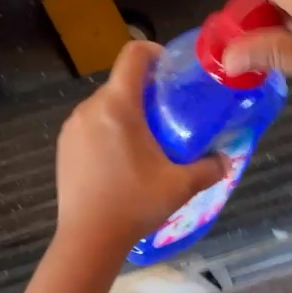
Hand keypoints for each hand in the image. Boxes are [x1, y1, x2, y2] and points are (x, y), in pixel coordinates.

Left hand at [55, 41, 228, 254]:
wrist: (88, 239)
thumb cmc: (135, 204)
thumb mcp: (180, 186)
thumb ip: (209, 168)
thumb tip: (227, 161)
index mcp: (119, 106)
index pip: (134, 55)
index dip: (154, 53)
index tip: (171, 70)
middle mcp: (90, 108)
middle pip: (120, 83)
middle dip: (145, 93)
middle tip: (168, 115)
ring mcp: (72, 128)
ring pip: (104, 106)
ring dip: (126, 114)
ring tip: (146, 141)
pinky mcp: (64, 148)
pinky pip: (90, 126)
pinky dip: (108, 132)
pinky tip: (122, 161)